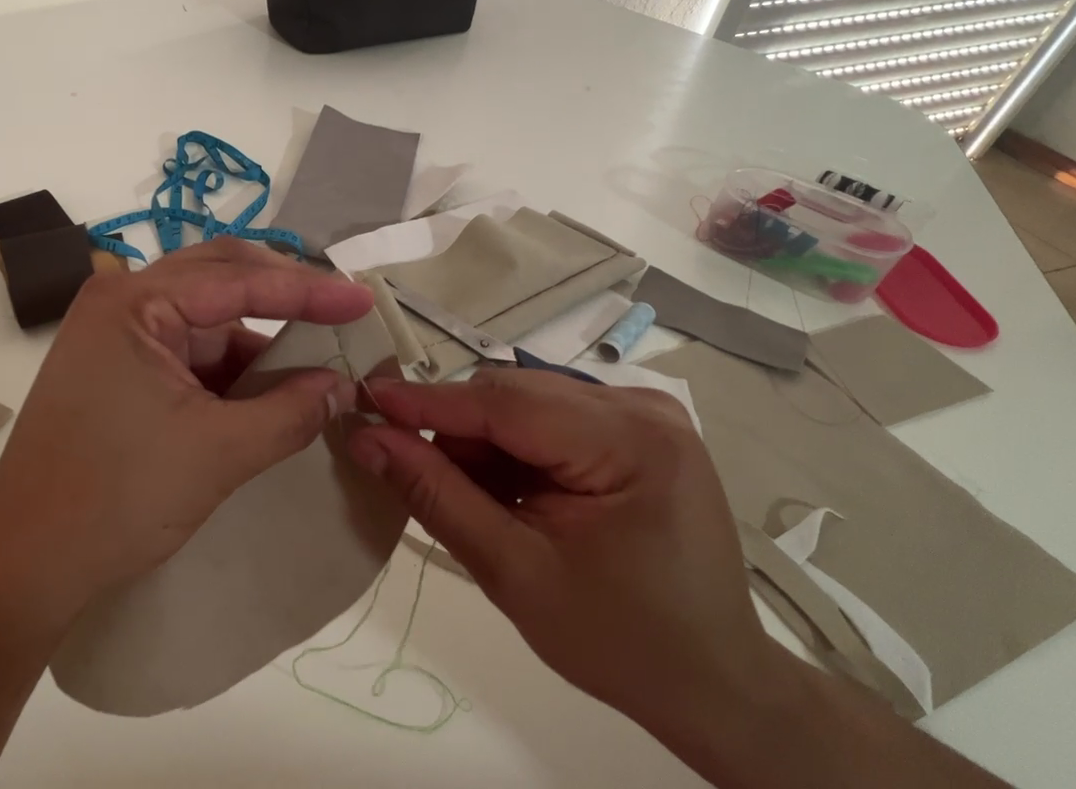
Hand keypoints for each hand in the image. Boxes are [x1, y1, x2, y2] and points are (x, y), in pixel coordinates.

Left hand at [0, 239, 372, 620]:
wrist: (26, 564)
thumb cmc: (117, 498)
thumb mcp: (219, 453)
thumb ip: (290, 412)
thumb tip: (341, 386)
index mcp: (133, 301)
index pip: (238, 280)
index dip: (309, 290)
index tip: (364, 299)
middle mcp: (118, 303)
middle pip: (217, 281)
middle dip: (282, 298)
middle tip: (343, 313)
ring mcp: (112, 337)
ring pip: (204, 321)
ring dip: (257, 341)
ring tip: (315, 364)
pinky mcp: (114, 372)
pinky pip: (184, 353)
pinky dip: (227, 370)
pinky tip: (267, 391)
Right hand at [348, 369, 775, 735]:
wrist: (710, 680)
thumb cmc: (617, 638)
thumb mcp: (512, 570)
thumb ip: (437, 495)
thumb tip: (369, 439)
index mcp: (631, 440)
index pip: (505, 403)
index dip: (428, 402)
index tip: (365, 402)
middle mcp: (643, 409)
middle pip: (516, 395)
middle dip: (458, 432)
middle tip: (413, 474)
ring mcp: (647, 416)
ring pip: (528, 404)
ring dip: (484, 444)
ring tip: (473, 500)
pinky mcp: (640, 432)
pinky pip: (552, 420)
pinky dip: (515, 452)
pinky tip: (510, 495)